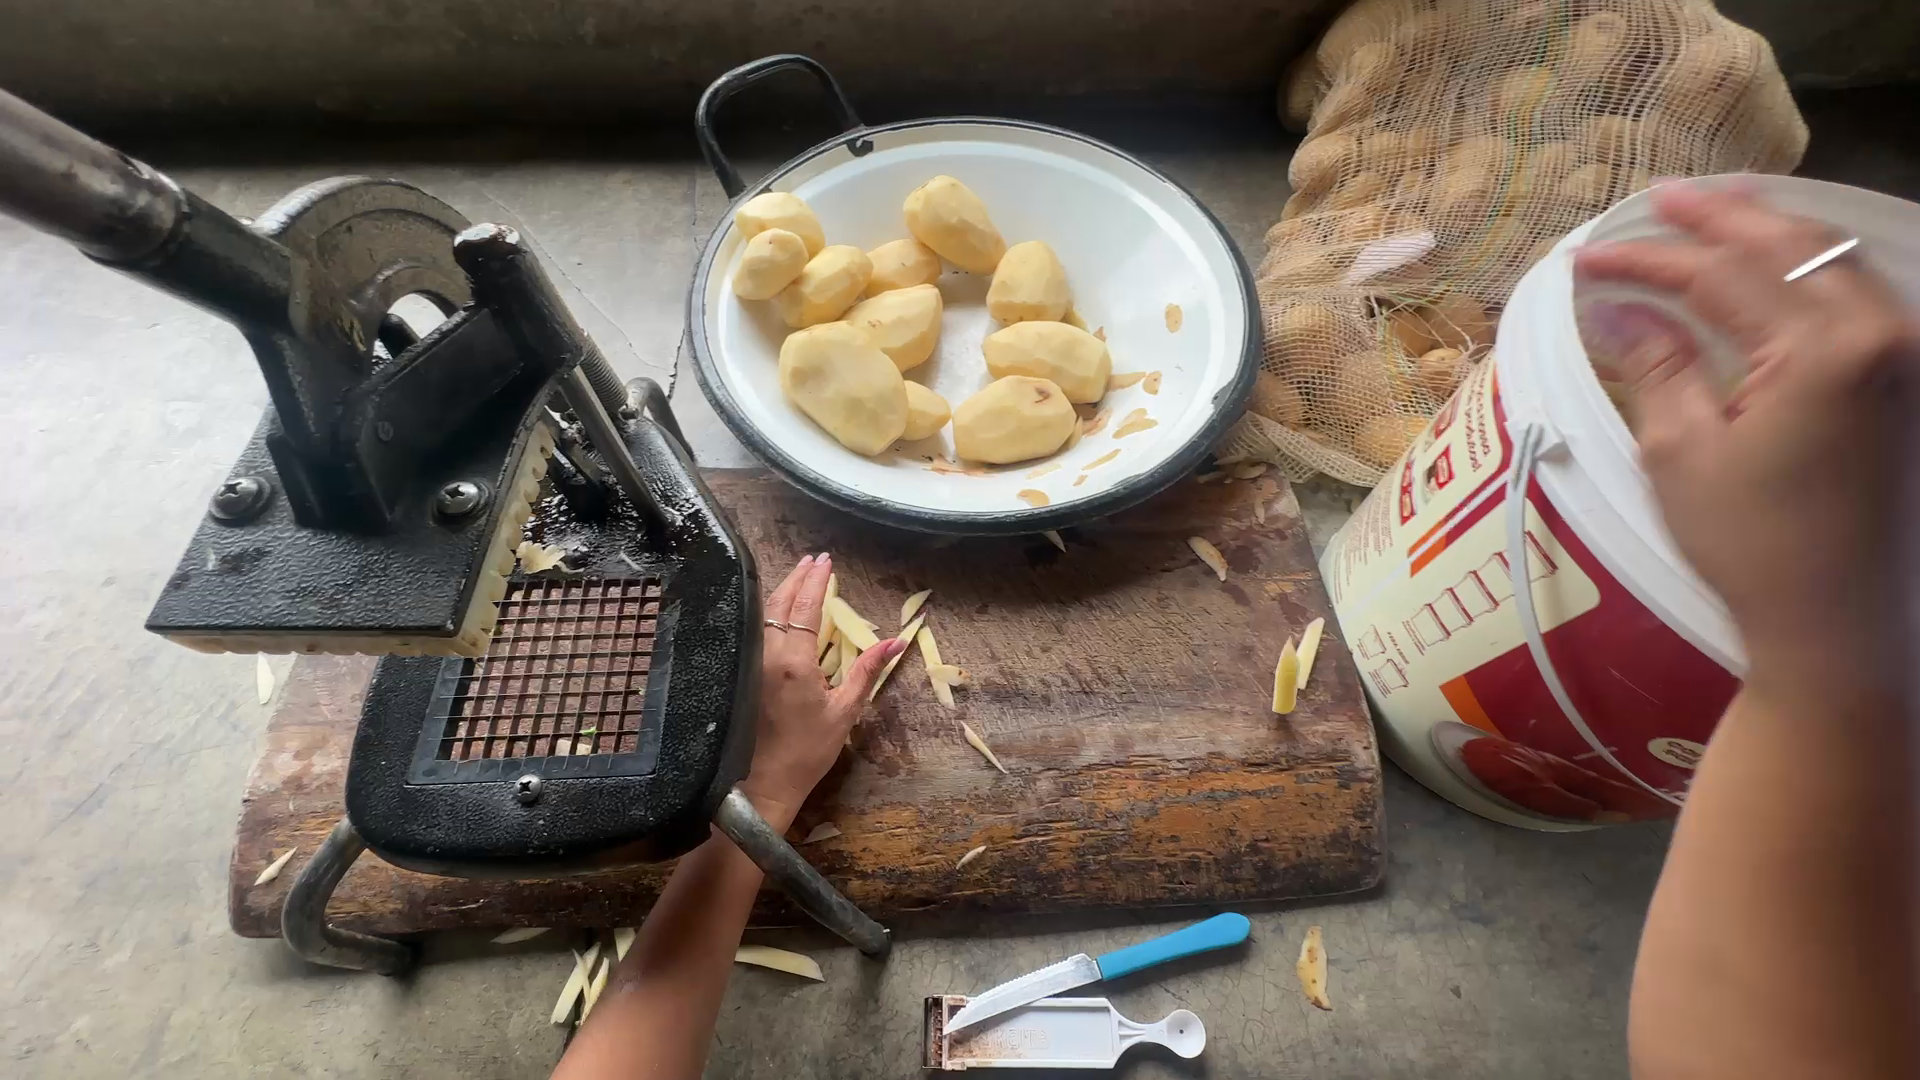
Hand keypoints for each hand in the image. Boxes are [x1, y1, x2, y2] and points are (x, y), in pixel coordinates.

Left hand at [735, 554, 905, 830]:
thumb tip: (897, 640)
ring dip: (781, 590)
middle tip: (812, 559)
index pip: (806, 607)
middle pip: (780, 603)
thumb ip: (868, 670)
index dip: (817, 581)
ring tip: (797, 574)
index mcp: (794, 662)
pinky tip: (775, 609)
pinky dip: (767, 611)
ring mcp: (749, 663)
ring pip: (762, 614)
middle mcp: (766, 655)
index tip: (826, 560)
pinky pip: (753, 630)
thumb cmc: (808, 751)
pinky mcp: (740, 672)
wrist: (762, 784)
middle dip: (797, 577)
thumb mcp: (846, 711)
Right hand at [1573, 183, 1915, 678]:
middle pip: (1793, 246)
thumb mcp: (1679, 448)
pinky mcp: (1899, 374)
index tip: (1580, 259)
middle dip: (1719, 217)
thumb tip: (1615, 310)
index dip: (1646, 260)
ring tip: (1705, 215)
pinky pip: (1846, 293)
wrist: (1832, 605)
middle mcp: (1883, 331)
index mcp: (1823, 350)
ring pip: (1830, 261)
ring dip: (1763, 233)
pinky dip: (1793, 269)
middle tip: (1657, 200)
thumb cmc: (1743, 533)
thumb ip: (1656, 363)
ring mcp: (1902, 351)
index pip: (1722, 275)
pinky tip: (1760, 265)